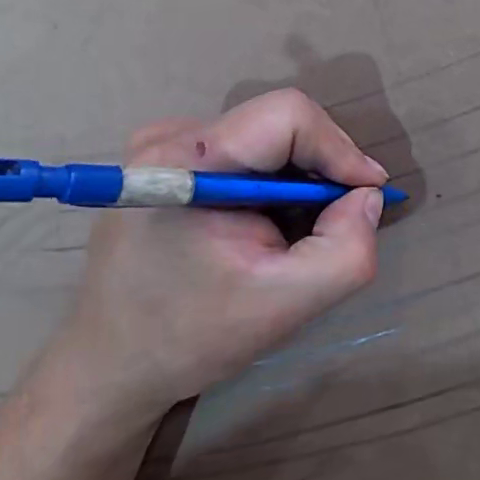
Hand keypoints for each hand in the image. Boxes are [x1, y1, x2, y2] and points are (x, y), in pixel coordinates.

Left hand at [49, 89, 388, 415]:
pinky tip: (262, 230)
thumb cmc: (190, 337)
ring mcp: (161, 148)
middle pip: (276, 125)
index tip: (368, 195)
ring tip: (296, 235)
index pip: (287, 116)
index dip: (338, 149)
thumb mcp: (284, 306)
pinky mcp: (164, 165)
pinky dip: (270, 186)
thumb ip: (347, 251)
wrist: (110, 363)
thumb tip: (366, 197)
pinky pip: (240, 156)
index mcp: (189, 162)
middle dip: (322, 169)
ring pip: (262, 141)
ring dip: (298, 180)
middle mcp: (169, 138)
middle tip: (340, 221)